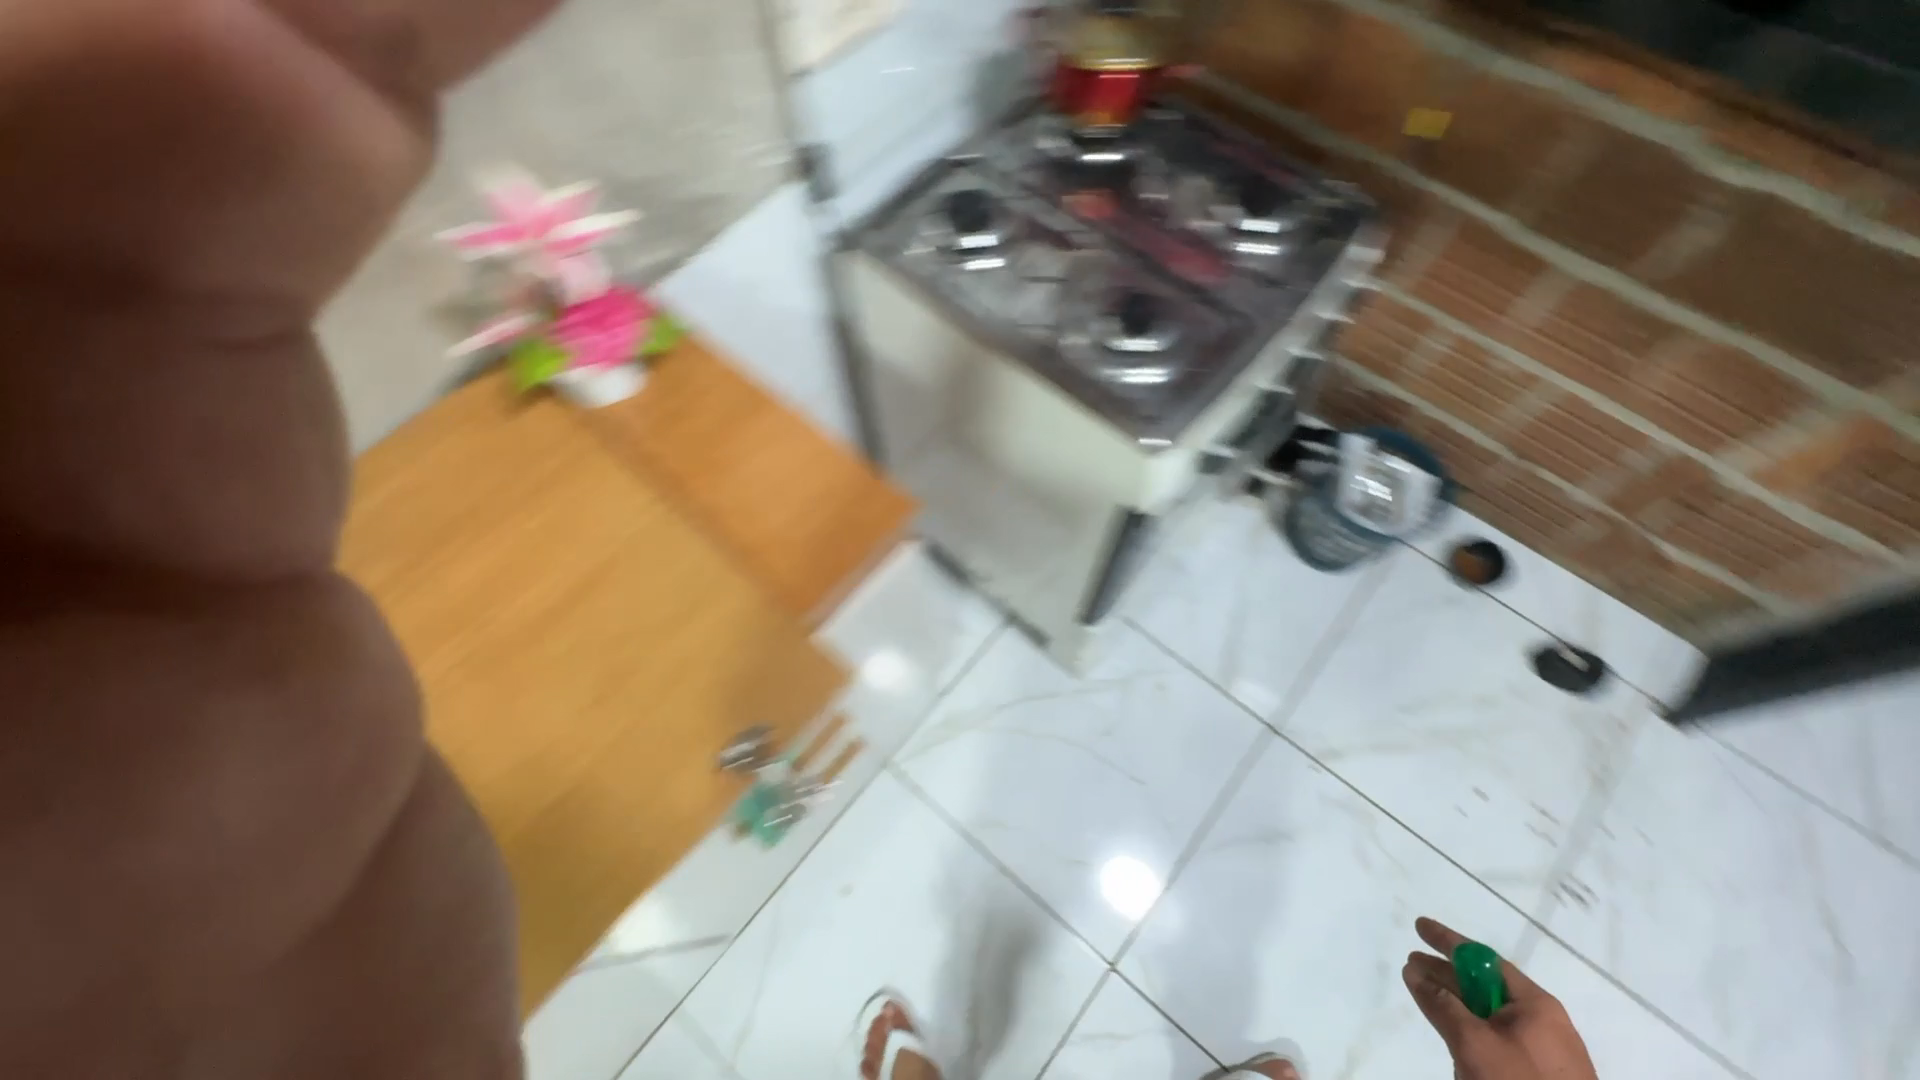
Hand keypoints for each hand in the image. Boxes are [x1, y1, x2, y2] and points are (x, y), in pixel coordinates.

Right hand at [1402, 918, 1598, 1079]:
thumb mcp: (1472, 1043)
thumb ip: (1441, 1004)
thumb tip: (1414, 971)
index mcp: (1535, 1004)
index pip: (1484, 959)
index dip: (1448, 941)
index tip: (1419, 926)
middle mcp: (1544, 1021)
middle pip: (1486, 985)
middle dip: (1446, 973)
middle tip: (1412, 962)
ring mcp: (1546, 1051)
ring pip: (1492, 1014)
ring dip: (1457, 1002)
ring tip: (1426, 995)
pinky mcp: (1542, 1075)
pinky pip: (1502, 1039)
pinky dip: (1473, 1028)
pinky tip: (1455, 1034)